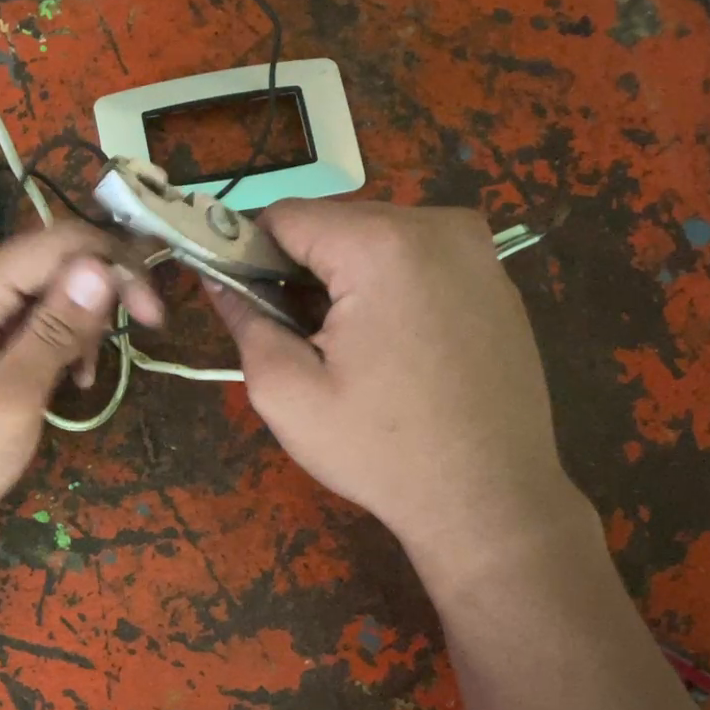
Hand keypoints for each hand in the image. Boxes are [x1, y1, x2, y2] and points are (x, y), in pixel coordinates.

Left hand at [0, 224, 163, 548]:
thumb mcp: (12, 395)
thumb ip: (55, 331)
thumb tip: (101, 268)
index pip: (59, 243)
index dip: (114, 264)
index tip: (152, 313)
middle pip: (59, 261)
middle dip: (106, 290)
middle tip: (143, 333)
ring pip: (54, 293)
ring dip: (87, 323)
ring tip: (88, 374)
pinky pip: (39, 325)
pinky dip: (66, 345)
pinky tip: (74, 381)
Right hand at [209, 200, 588, 568]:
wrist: (487, 495)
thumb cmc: (377, 446)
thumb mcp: (284, 390)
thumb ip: (244, 320)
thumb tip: (216, 280)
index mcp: (382, 245)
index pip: (283, 214)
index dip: (246, 254)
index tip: (241, 305)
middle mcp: (438, 225)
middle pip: (328, 224)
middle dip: (294, 270)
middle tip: (290, 339)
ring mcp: (476, 248)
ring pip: (367, 240)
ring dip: (334, 281)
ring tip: (336, 350)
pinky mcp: (492, 276)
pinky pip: (409, 259)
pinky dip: (377, 288)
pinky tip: (380, 349)